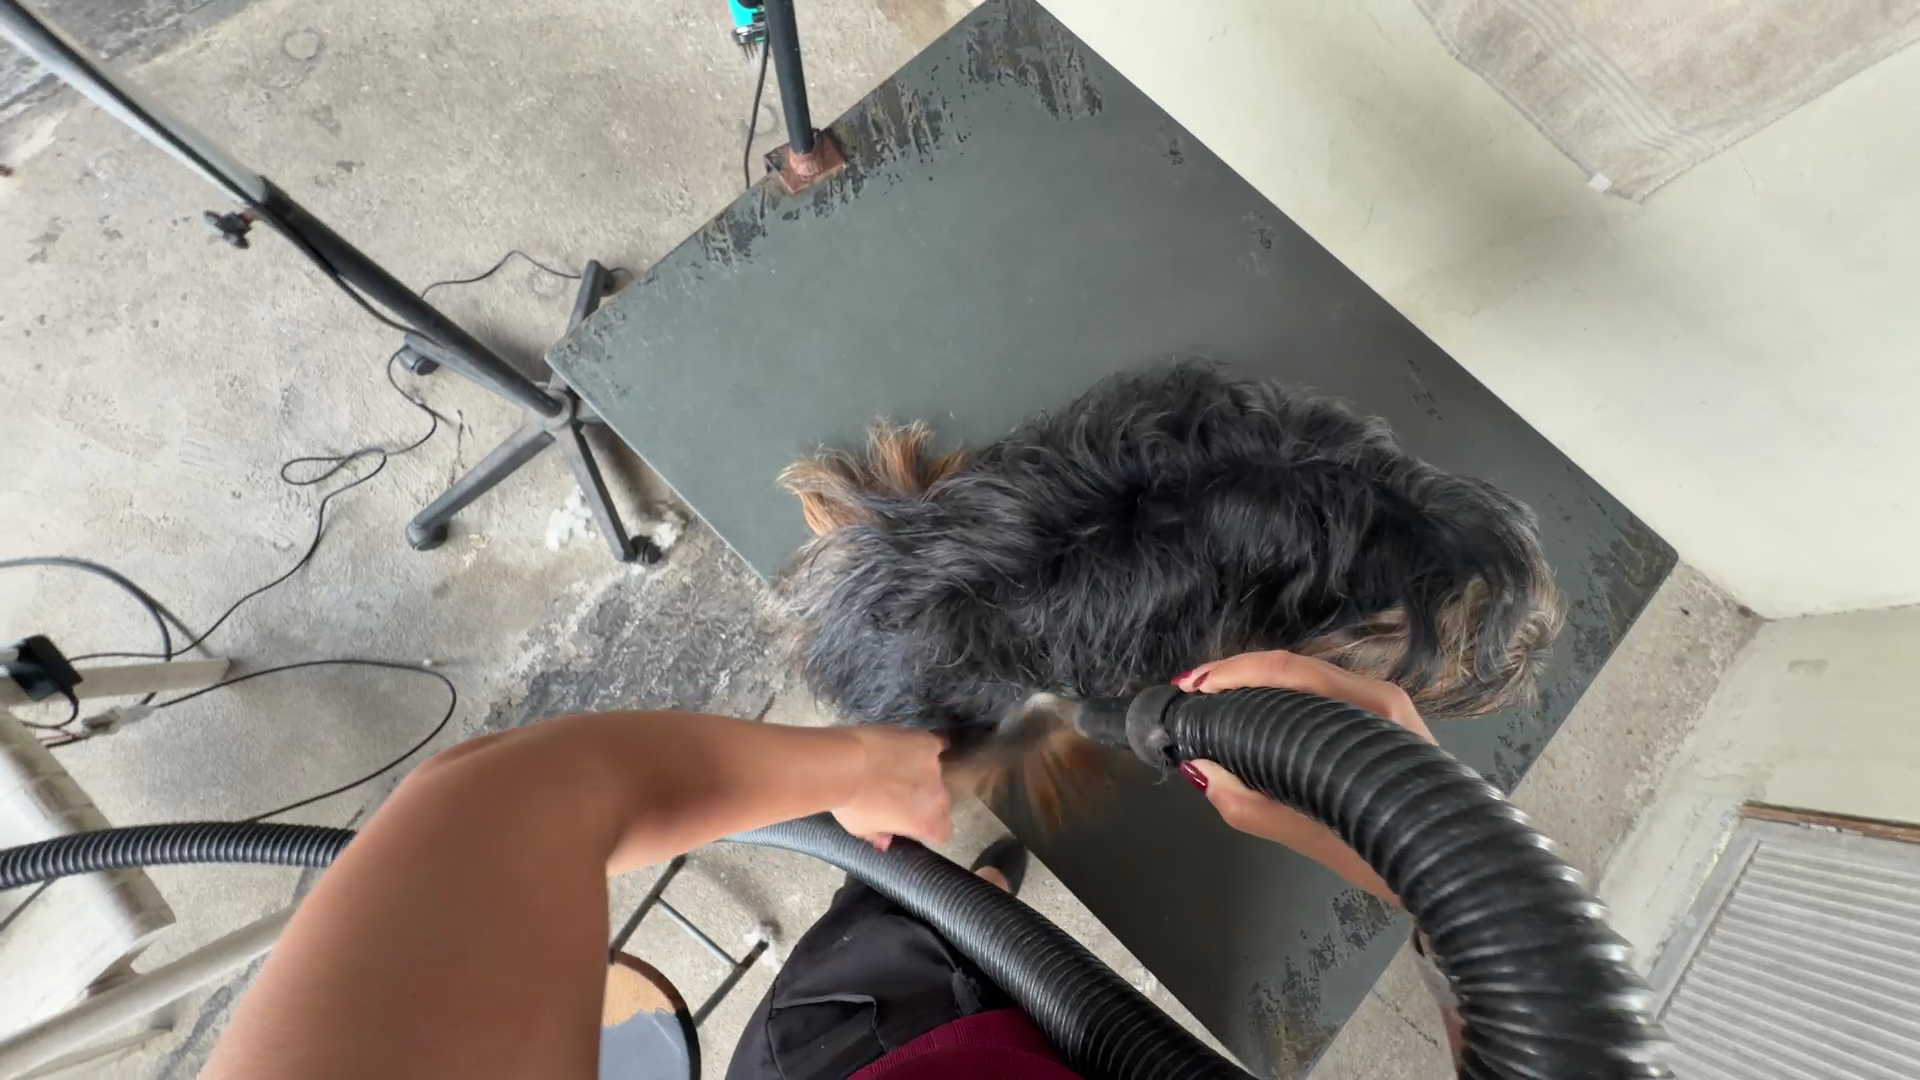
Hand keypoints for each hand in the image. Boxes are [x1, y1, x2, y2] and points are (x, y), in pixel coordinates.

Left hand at [831, 726, 953, 849]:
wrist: (846, 763)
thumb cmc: (851, 802)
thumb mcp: (860, 829)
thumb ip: (878, 835)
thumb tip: (885, 840)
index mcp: (924, 822)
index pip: (943, 832)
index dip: (931, 830)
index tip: (916, 825)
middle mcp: (936, 796)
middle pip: (941, 802)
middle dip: (926, 801)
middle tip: (903, 796)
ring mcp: (934, 766)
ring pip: (935, 773)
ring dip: (922, 773)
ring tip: (898, 766)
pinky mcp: (927, 742)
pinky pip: (935, 745)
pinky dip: (925, 747)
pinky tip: (913, 745)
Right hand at [1174, 650, 1433, 903]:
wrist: (1467, 872)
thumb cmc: (1401, 855)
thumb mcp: (1324, 841)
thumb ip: (1257, 808)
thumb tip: (1200, 772)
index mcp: (1369, 713)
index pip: (1288, 672)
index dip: (1232, 673)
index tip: (1191, 688)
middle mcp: (1376, 696)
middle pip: (1290, 664)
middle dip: (1233, 672)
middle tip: (1190, 689)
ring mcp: (1380, 702)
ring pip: (1301, 673)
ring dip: (1251, 680)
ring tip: (1209, 695)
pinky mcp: (1378, 715)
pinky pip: (1314, 690)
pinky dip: (1274, 693)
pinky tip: (1249, 707)